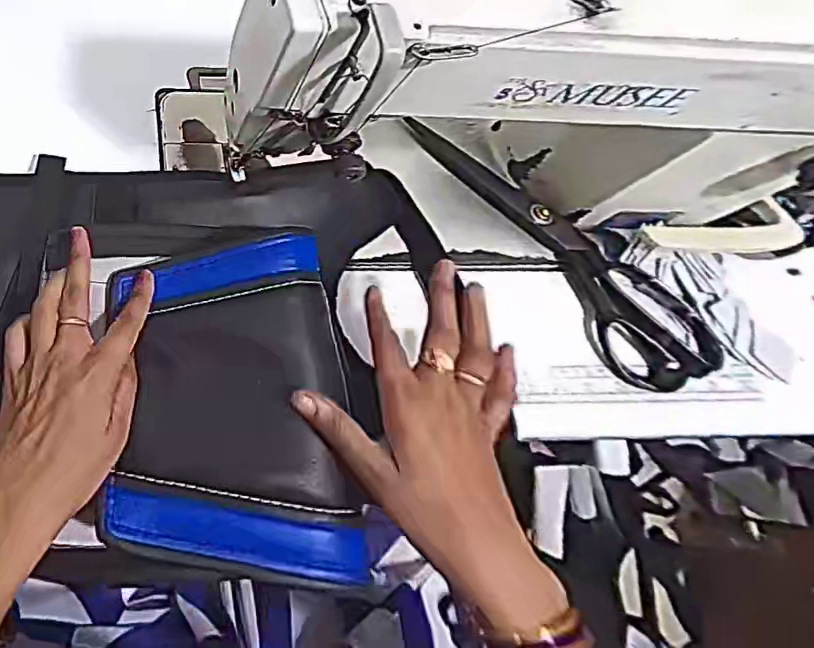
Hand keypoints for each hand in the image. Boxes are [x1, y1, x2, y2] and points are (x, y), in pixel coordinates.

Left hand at [0, 227, 153, 640]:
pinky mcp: (12, 377)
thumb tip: (127, 364)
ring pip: (41, 308)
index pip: (124, 324)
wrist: (19, 496)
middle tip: (81, 241)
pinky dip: (25, 319)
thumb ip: (125, 391)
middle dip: (79, 263)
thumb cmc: (68, 474)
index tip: (145, 281)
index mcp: (96, 375)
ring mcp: (35, 365)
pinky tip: (31, 316)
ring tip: (59, 269)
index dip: (138, 299)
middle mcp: (63, 361)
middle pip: (73, 299)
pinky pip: (16, 335)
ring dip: (51, 283)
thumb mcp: (115, 436)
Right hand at [293, 260, 569, 640]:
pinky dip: (505, 367)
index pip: (388, 345)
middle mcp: (441, 397)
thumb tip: (305, 400)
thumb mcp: (370, 471)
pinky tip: (507, 350)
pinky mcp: (490, 429)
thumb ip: (336, 428)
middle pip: (441, 335)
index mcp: (407, 402)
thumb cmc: (428, 511)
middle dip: (441, 297)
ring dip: (476, 318)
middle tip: (443, 268)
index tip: (374, 291)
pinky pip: (500, 390)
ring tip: (475, 291)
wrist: (481, 545)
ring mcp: (469, 410)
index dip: (378, 315)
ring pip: (475, 352)